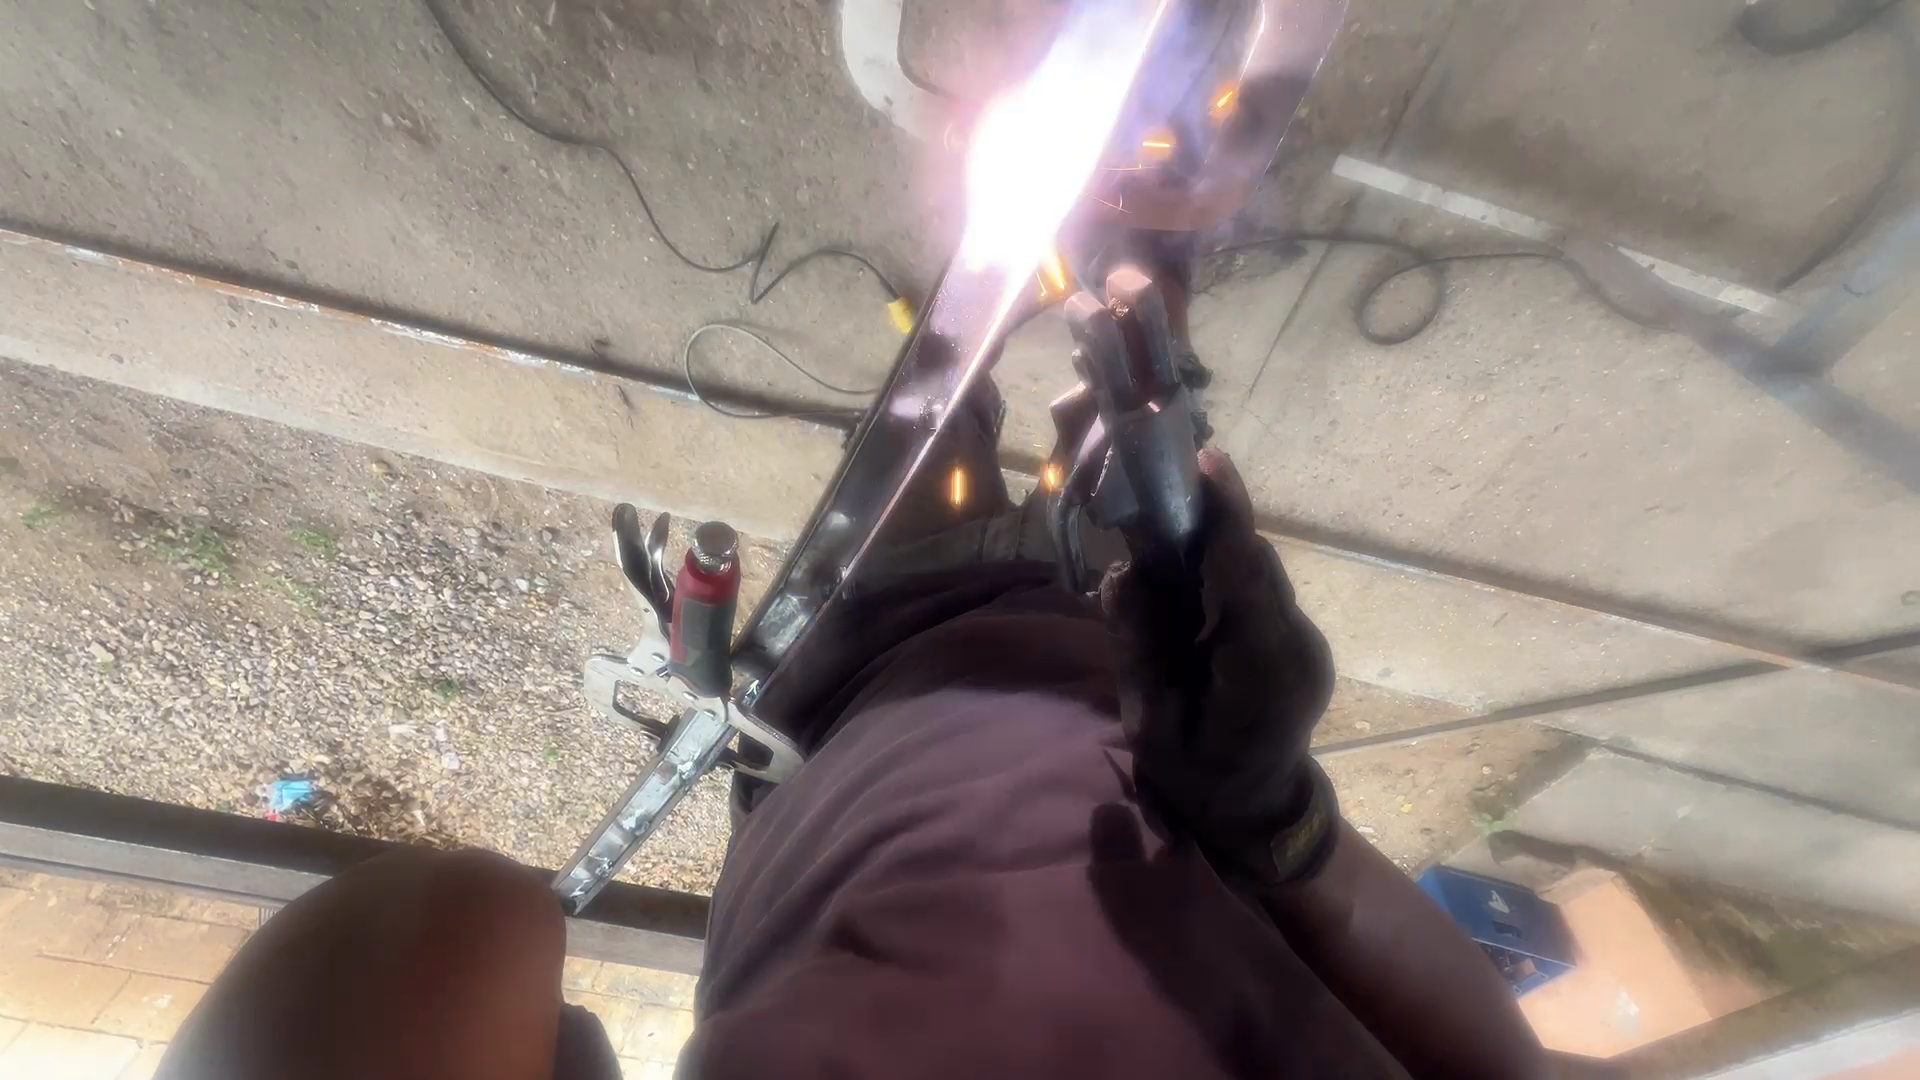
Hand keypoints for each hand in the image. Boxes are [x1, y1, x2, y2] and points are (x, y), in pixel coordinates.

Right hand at [1099, 449, 1337, 887]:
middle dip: (1214, 517)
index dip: (1226, 519)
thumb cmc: (1196, 776)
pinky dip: (1221, 564)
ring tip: (1167, 514)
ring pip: (1258, 569)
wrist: (1258, 808)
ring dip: (1215, 538)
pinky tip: (1187, 563)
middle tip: (1164, 480)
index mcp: (1260, 674)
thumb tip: (1120, 573)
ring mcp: (1302, 639)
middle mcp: (1294, 646)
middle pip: (1255, 563)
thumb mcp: (1149, 720)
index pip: (1245, 580)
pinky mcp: (1294, 635)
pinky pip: (1256, 586)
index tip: (1204, 462)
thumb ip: (1136, 645)